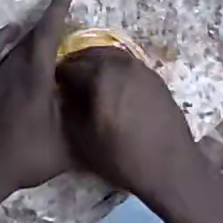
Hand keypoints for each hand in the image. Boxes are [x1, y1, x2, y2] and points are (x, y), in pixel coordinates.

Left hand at [0, 0, 74, 196]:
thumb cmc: (23, 157)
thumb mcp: (64, 147)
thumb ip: (83, 127)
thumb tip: (103, 112)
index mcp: (35, 77)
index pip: (47, 35)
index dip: (57, 12)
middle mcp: (11, 67)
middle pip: (29, 38)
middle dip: (44, 23)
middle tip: (56, 17)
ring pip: (8, 44)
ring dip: (20, 33)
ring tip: (27, 27)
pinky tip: (1, 41)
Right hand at [56, 47, 205, 207]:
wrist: (170, 167)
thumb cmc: (122, 156)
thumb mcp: (84, 139)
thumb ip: (68, 111)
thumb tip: (62, 96)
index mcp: (100, 75)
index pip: (69, 67)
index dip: (57, 77)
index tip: (51, 88)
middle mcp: (121, 64)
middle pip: (89, 54)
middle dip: (76, 65)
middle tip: (67, 83)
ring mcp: (140, 68)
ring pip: (110, 55)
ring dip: (95, 63)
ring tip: (89, 83)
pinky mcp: (154, 77)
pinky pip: (127, 64)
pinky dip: (114, 68)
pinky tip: (112, 87)